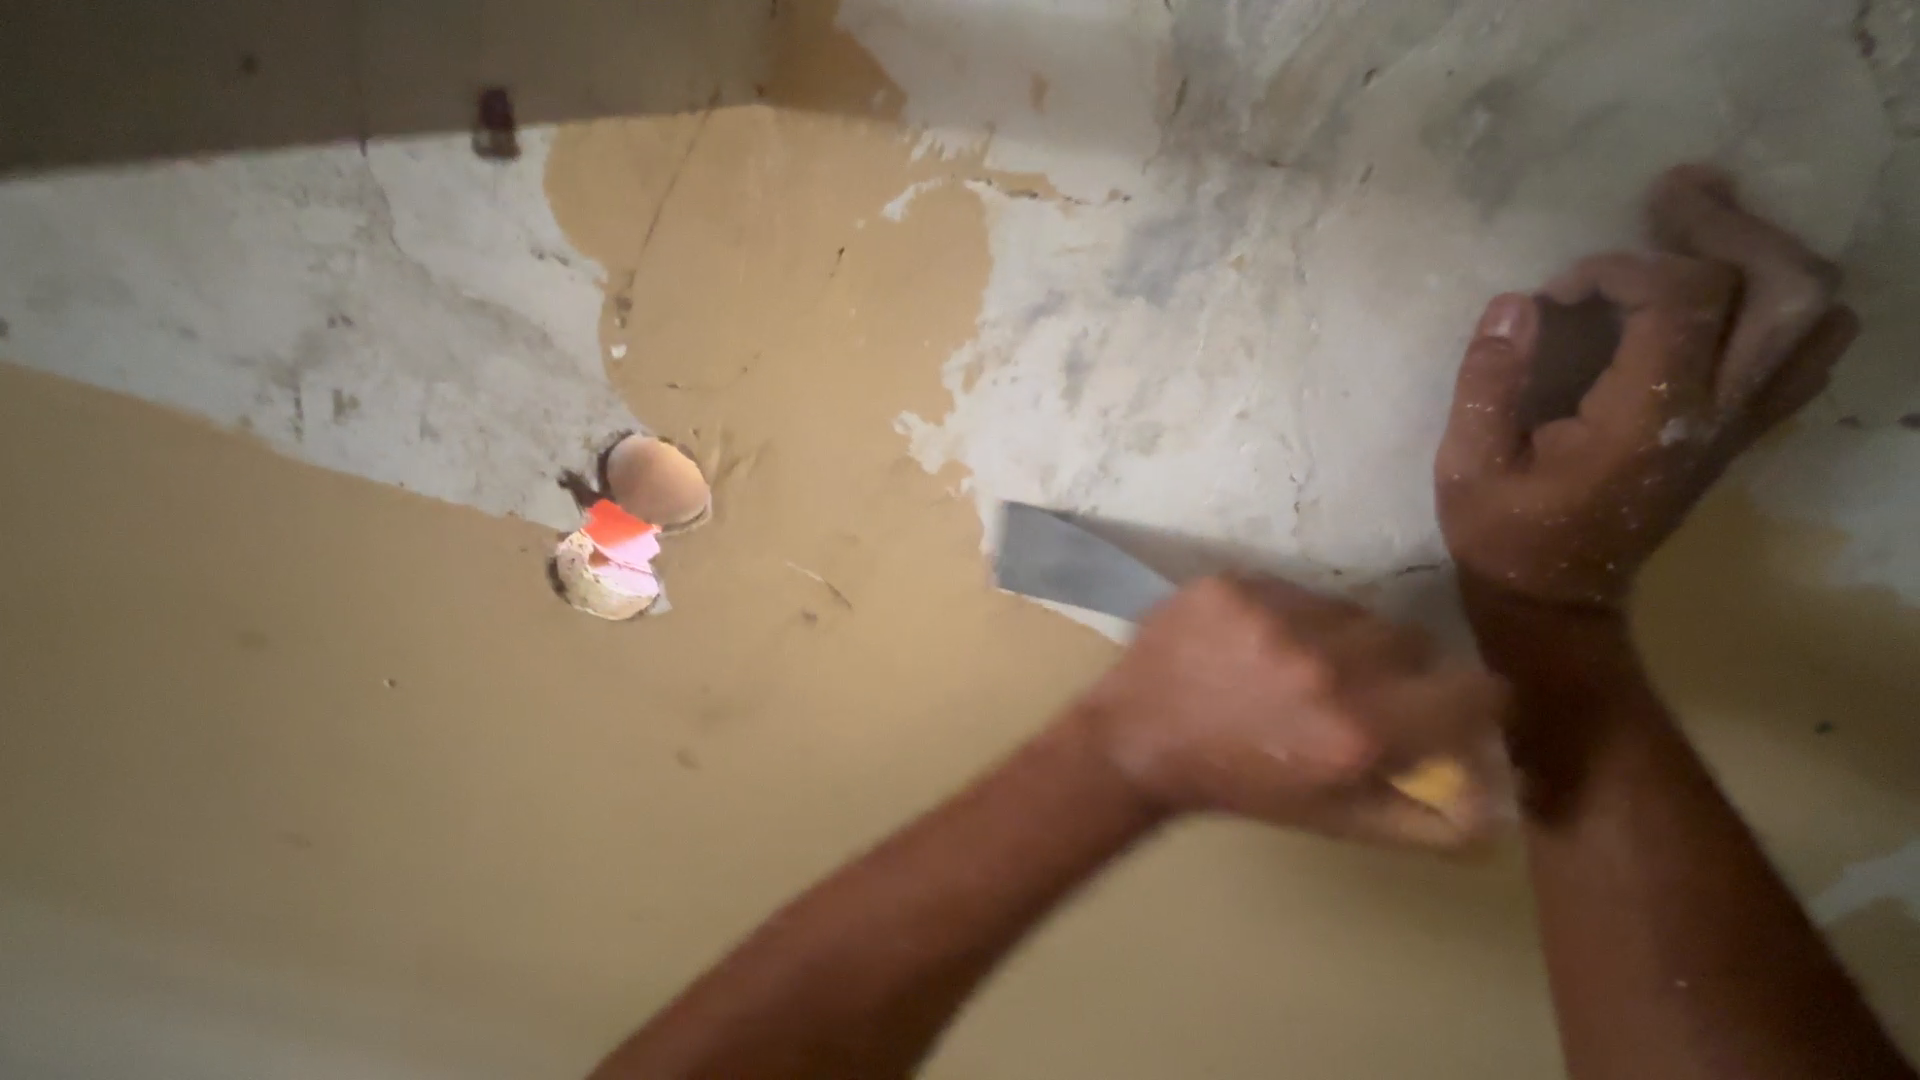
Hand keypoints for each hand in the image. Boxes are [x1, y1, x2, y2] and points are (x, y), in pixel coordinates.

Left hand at [1071, 576, 1511, 848]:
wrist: (1138, 739)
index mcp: (1360, 731)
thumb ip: (1429, 821)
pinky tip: (1254, 641)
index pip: (1474, 688)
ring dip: (1339, 634)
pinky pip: (1292, 587)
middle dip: (1397, 666)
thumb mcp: (1336, 820)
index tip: (1446, 704)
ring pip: (1350, 607)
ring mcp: (1270, 615)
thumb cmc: (1242, 784)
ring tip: (1293, 665)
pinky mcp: (1230, 584)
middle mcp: (1323, 665)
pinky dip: (1286, 611)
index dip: (1469, 699)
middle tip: (1351, 688)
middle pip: (1411, 639)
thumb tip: (1500, 800)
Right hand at [1437, 165, 1859, 608]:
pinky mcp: (1738, 430)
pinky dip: (1782, 301)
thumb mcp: (1466, 463)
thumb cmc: (1501, 533)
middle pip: (1781, 285)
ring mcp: (1740, 423)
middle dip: (1725, 227)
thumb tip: (1515, 303)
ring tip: (1702, 228)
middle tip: (1670, 196)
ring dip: (1767, 254)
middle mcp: (1715, 413)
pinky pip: (1806, 348)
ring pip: (1813, 310)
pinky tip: (1729, 289)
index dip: (1619, 269)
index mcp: (1645, 420)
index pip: (1681, 298)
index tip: (1554, 293)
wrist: (1553, 596)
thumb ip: (1489, 381)